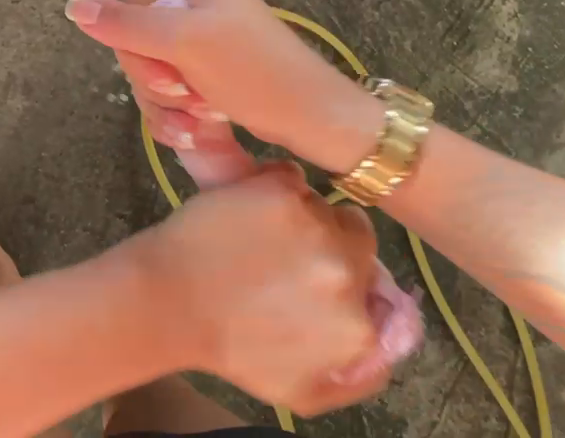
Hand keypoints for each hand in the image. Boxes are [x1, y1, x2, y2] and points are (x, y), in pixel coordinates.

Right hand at [67, 0, 382, 172]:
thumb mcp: (184, 43)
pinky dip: (179, 114)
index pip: (125, 18)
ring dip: (170, 106)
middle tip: (192, 97)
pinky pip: (169, 91)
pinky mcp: (207, 68)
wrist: (312, 116)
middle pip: (136, 49)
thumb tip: (72, 6)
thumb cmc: (253, 70)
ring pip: (150, 76)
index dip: (141, 57)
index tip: (176, 77)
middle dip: (159, 84)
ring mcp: (199, 35)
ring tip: (203, 117)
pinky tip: (203, 126)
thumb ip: (125, 25)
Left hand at [127, 162, 393, 412]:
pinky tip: (250, 206)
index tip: (316, 275)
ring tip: (261, 231)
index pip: (377, 282)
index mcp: (358, 323)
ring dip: (300, 212)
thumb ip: (361, 372)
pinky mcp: (279, 189)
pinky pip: (291, 175)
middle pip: (357, 235)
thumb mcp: (305, 390)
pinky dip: (274, 184)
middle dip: (330, 239)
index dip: (348, 274)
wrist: (171, 302)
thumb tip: (393, 338)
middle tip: (289, 249)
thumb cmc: (233, 348)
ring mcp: (313, 224)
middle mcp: (346, 270)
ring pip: (322, 203)